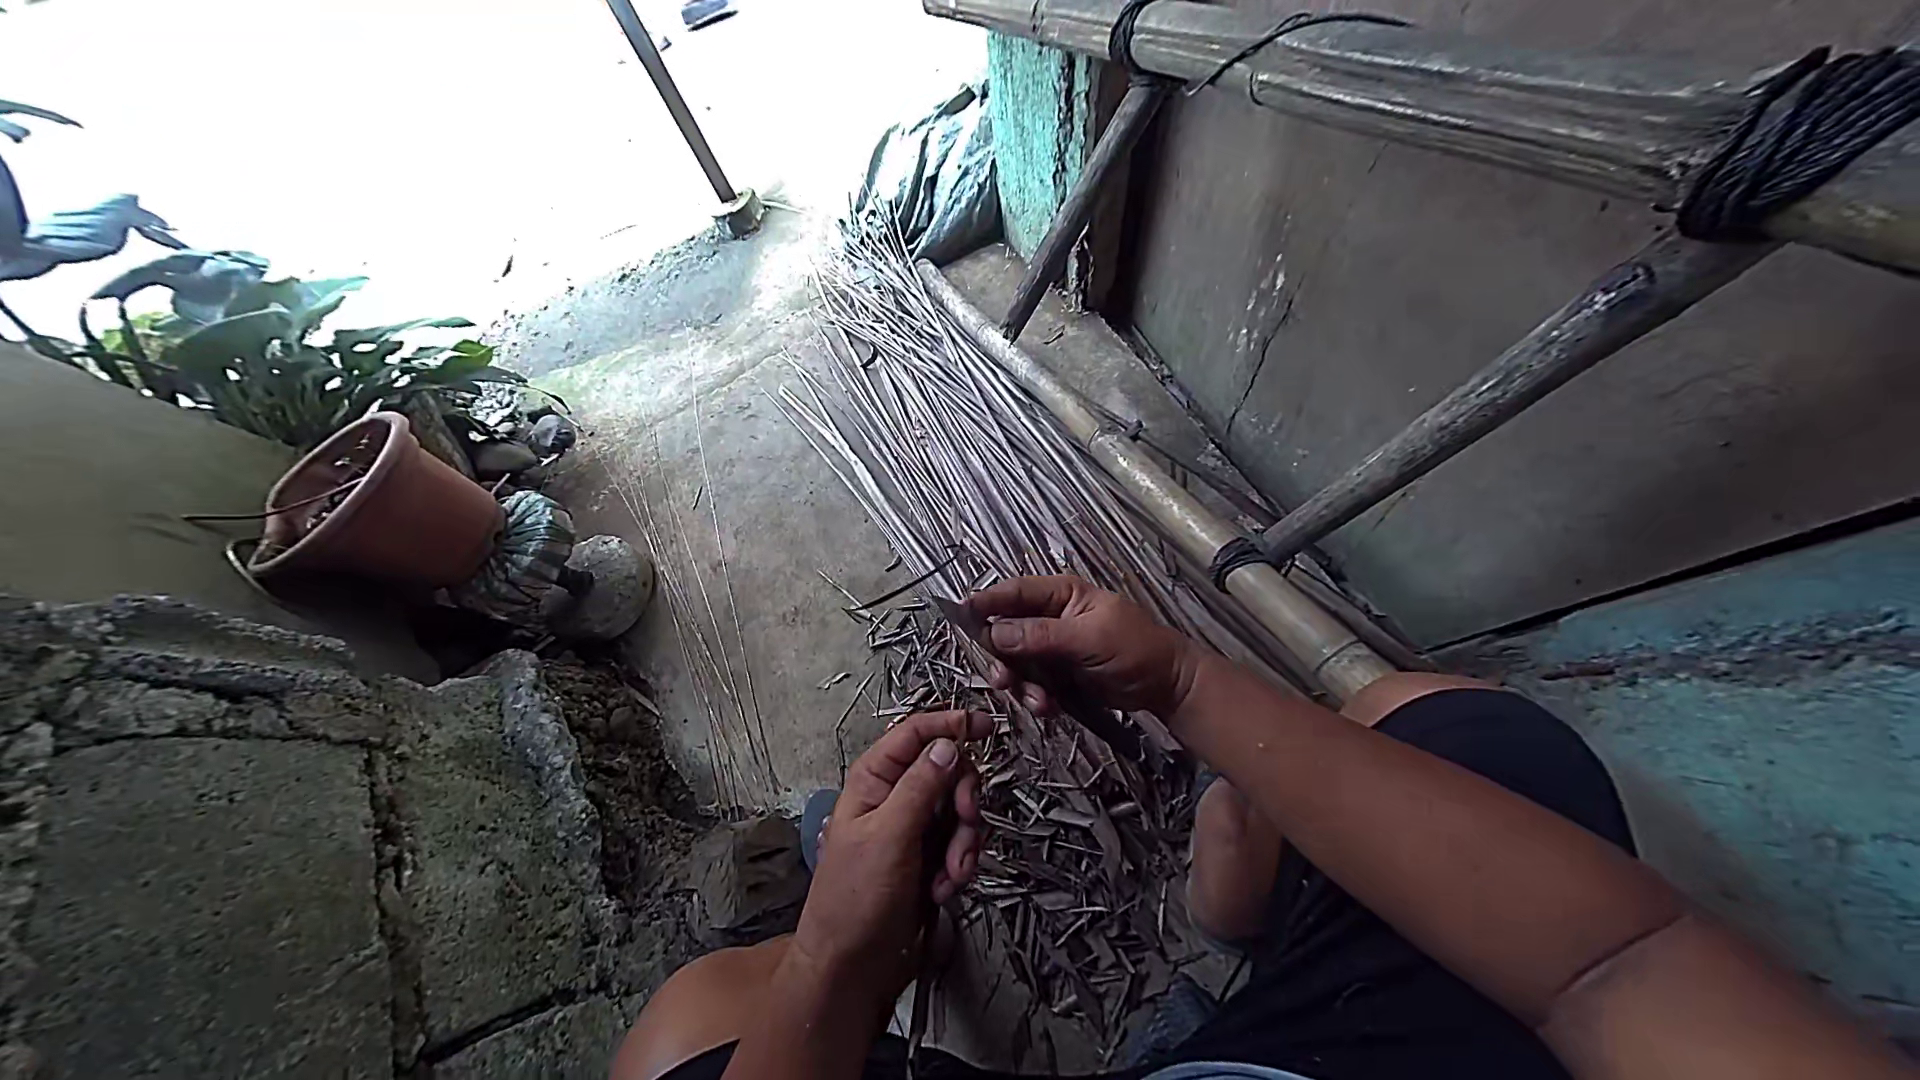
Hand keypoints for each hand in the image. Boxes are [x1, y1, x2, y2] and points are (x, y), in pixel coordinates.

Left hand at [790, 709, 989, 1018]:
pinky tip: (943, 886)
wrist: (855, 968)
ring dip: (964, 841)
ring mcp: (915, 824)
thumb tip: (947, 744)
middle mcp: (896, 795)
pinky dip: (961, 863)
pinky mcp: (930, 852)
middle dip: (963, 798)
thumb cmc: (853, 901)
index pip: (916, 733)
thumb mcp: (888, 836)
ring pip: (961, 807)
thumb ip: (920, 787)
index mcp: (875, 779)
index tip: (985, 726)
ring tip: (949, 873)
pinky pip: (962, 840)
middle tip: (965, 820)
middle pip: (949, 769)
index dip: (950, 724)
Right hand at [967, 575, 1202, 718]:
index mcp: (1061, 595)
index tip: (960, 615)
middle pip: (1007, 631)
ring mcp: (1053, 647)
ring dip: (1021, 684)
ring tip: (1038, 701)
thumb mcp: (1088, 638)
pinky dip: (1036, 697)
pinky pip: (1032, 683)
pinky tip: (1049, 708)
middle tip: (1002, 679)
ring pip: (1017, 662)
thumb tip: (994, 632)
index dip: (986, 602)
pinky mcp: (1057, 674)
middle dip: (1003, 658)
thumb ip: (1040, 635)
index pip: (1014, 592)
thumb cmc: (1134, 648)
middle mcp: (1051, 617)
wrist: (1166, 686)